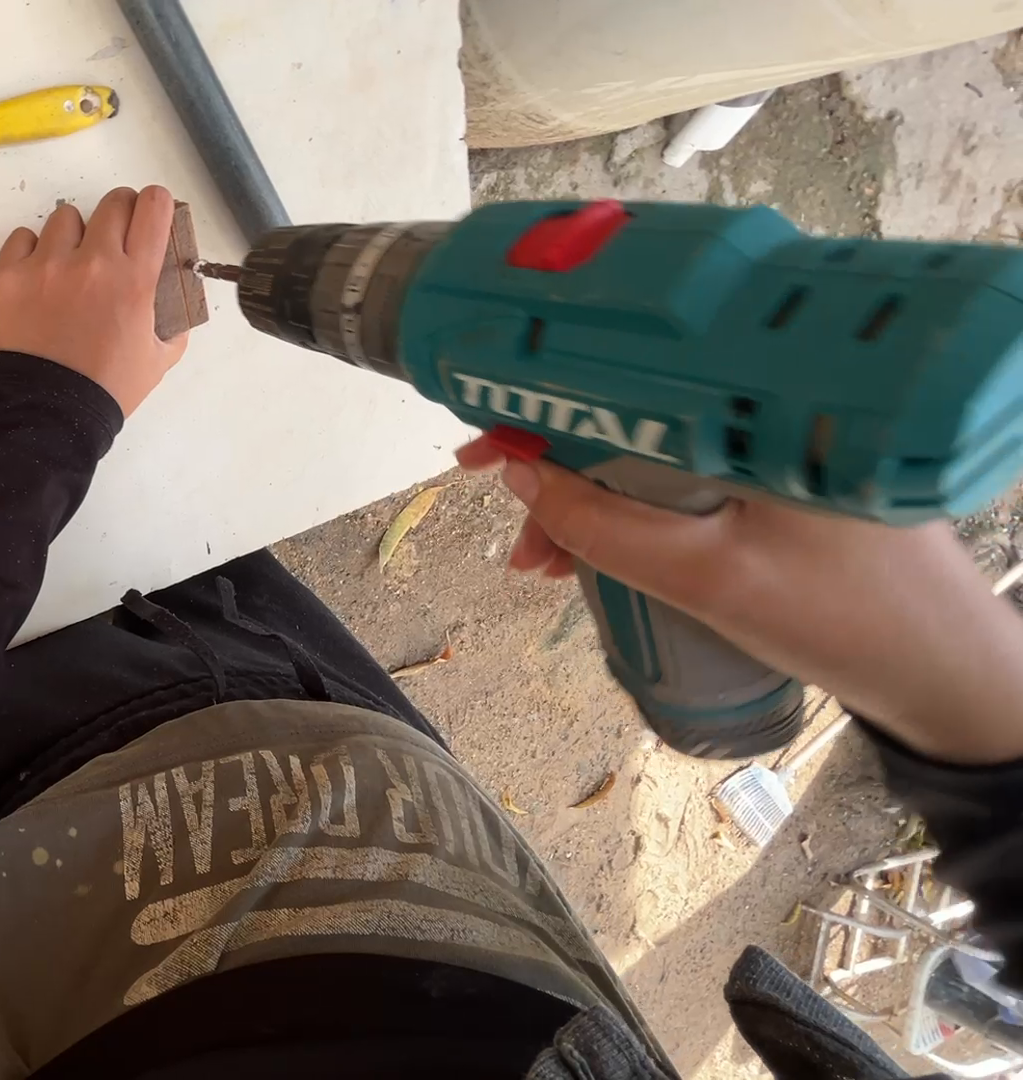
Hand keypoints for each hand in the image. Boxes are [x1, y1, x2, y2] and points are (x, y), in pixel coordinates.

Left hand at [0, 186, 189, 415]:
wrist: (48, 415)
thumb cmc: (106, 390)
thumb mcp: (158, 361)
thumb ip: (174, 325)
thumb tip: (175, 304)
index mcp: (135, 279)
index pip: (154, 205)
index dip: (154, 207)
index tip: (149, 221)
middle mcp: (93, 262)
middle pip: (113, 202)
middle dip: (119, 217)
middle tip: (111, 246)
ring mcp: (47, 266)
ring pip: (65, 217)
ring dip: (72, 237)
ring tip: (68, 270)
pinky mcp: (9, 276)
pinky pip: (21, 237)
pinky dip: (30, 251)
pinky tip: (37, 279)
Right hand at [457, 436, 1022, 764]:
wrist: (946, 678)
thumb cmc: (837, 621)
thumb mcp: (699, 576)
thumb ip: (600, 524)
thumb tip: (516, 476)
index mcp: (768, 408)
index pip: (626, 386)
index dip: (541, 412)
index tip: (482, 448)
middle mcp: (768, 412)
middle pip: (623, 427)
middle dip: (551, 479)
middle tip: (511, 529)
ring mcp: (769, 448)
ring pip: (636, 462)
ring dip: (578, 508)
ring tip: (540, 563)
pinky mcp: (767, 480)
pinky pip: (665, 486)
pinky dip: (618, 517)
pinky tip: (584, 555)